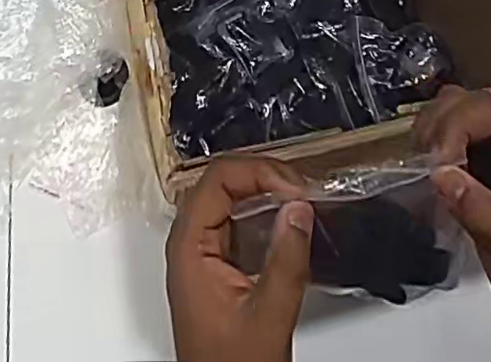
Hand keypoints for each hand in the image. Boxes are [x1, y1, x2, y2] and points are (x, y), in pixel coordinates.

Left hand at [166, 156, 313, 361]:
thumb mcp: (267, 318)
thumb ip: (285, 262)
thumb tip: (299, 208)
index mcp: (189, 243)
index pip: (217, 179)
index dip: (257, 172)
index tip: (294, 186)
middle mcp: (189, 239)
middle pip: (220, 182)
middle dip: (262, 175)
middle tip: (301, 187)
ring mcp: (200, 251)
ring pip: (227, 199)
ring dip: (262, 190)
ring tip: (298, 196)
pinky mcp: (215, 264)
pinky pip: (234, 222)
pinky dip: (260, 213)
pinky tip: (285, 219)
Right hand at [414, 87, 490, 361]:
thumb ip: (486, 218)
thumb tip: (441, 174)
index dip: (459, 125)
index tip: (438, 158)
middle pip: (470, 106)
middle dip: (440, 124)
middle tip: (424, 160)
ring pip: (454, 118)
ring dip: (432, 134)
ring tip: (423, 167)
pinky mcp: (479, 177)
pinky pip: (447, 145)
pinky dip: (429, 150)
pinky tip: (424, 174)